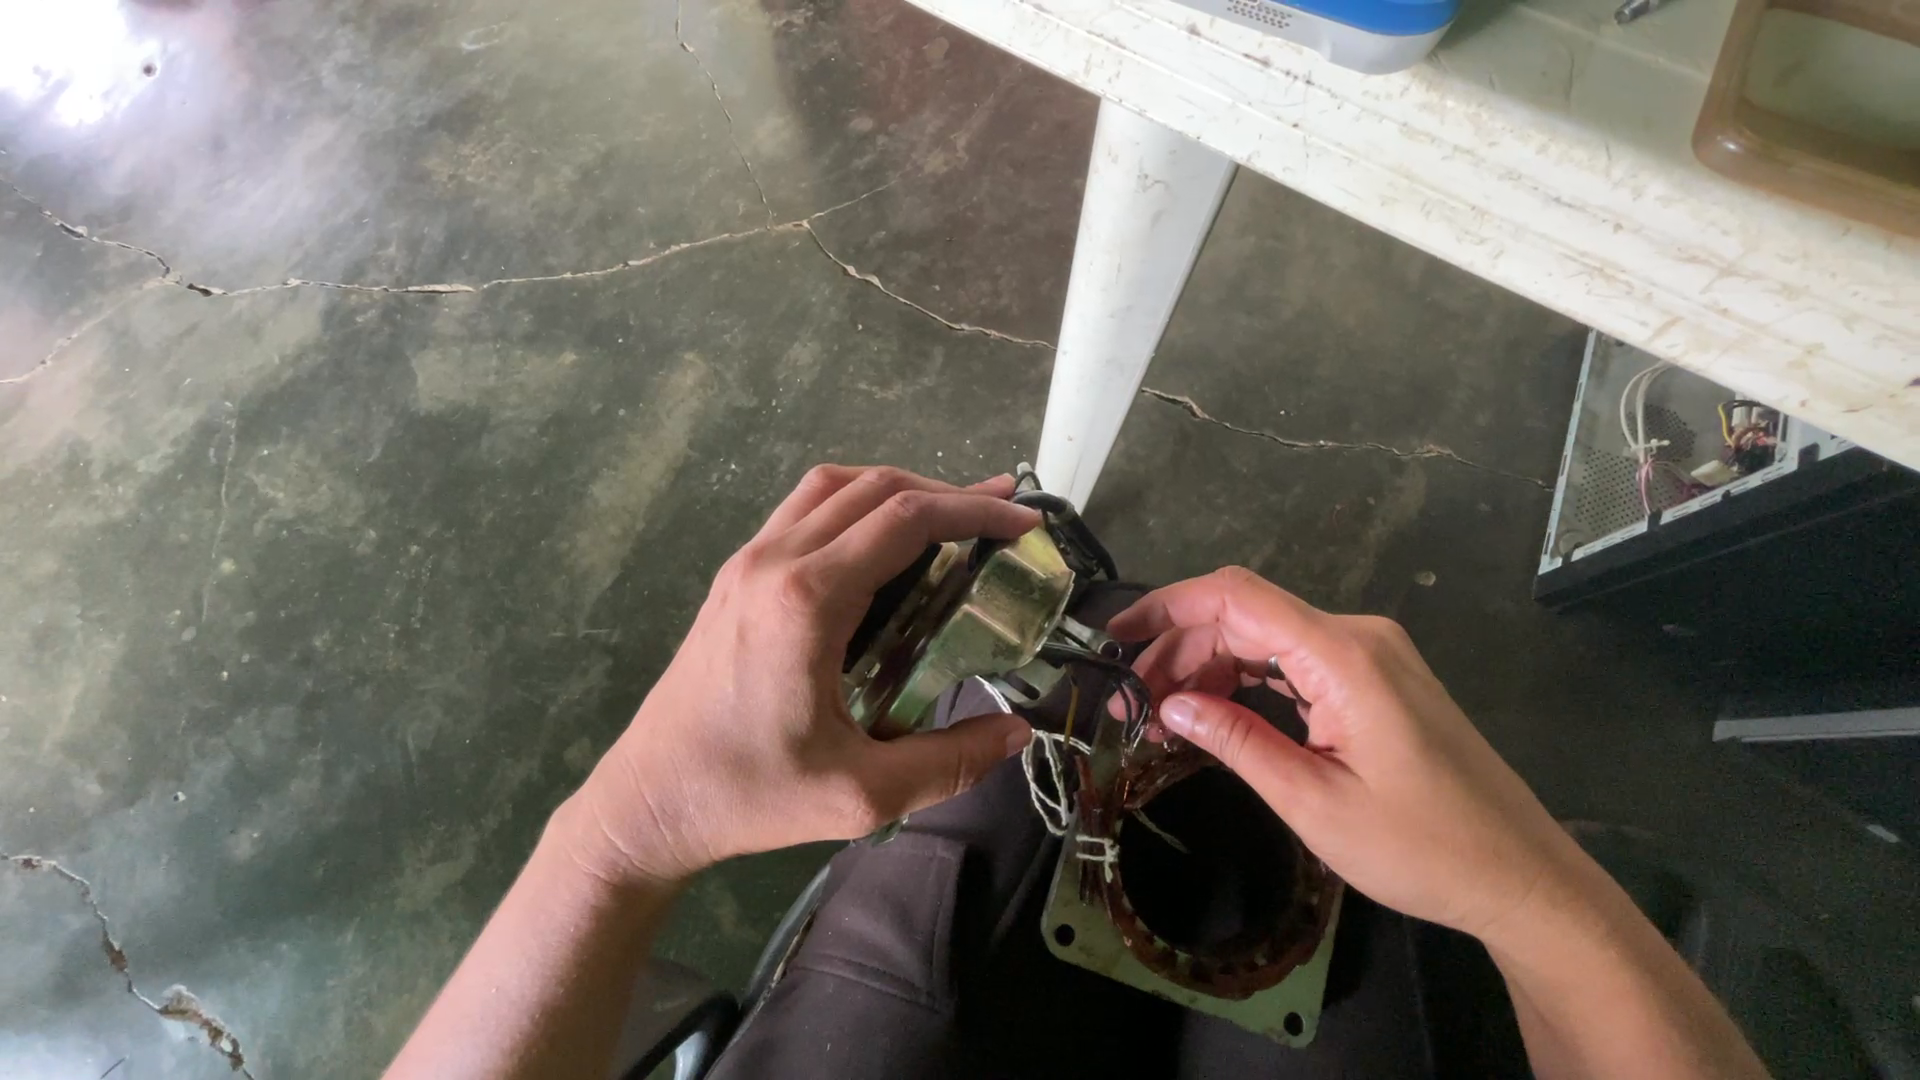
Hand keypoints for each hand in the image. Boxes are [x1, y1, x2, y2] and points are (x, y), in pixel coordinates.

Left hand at [563, 466, 1038, 886]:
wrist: (647, 800)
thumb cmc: (749, 796)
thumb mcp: (861, 794)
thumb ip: (949, 762)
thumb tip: (1016, 732)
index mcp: (808, 601)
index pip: (906, 519)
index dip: (974, 511)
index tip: (1022, 523)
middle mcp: (775, 560)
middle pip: (874, 487)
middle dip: (947, 492)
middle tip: (1000, 514)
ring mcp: (748, 561)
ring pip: (833, 486)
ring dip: (898, 489)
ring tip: (947, 518)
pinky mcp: (736, 575)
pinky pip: (804, 509)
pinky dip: (856, 505)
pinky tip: (880, 545)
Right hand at [1109, 567, 1587, 941]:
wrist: (1523, 878)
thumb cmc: (1421, 848)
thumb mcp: (1312, 803)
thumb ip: (1235, 741)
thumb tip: (1167, 705)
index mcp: (1343, 656)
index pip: (1236, 597)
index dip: (1167, 605)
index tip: (1117, 635)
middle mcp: (1355, 635)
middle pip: (1243, 616)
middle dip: (1178, 650)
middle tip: (1131, 704)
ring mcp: (1368, 653)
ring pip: (1263, 635)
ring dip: (1206, 665)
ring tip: (1158, 712)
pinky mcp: (1372, 675)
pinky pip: (1291, 658)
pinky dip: (1243, 677)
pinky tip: (1211, 708)